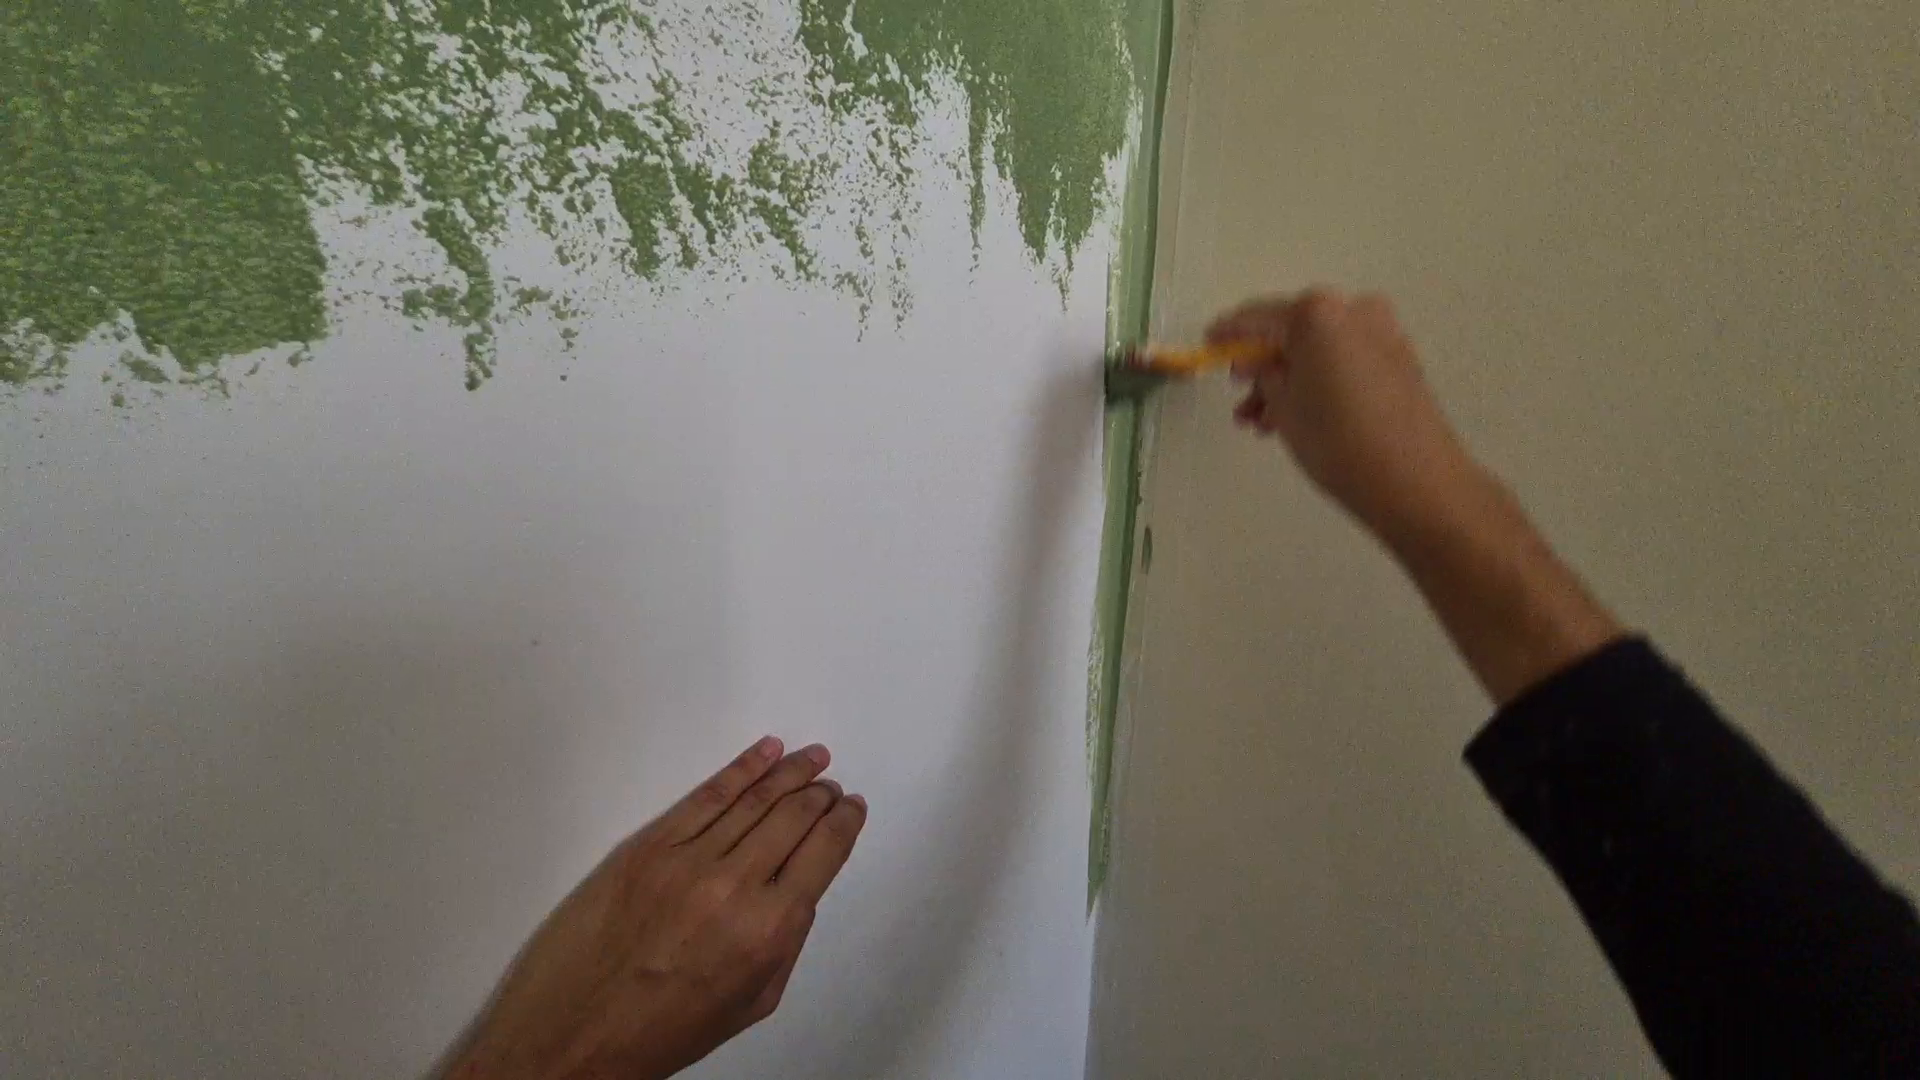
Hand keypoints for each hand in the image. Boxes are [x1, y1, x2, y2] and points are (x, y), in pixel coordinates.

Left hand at [442, 737, 867, 1079]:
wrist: (570, 1040)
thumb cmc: (667, 1029)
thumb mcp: (754, 1000)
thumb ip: (790, 937)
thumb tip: (805, 881)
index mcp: (770, 929)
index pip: (825, 850)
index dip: (845, 820)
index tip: (852, 806)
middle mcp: (737, 886)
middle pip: (795, 815)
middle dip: (821, 794)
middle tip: (831, 783)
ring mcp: (690, 859)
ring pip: (757, 797)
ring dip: (792, 771)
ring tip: (812, 756)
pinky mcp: (650, 844)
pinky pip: (709, 793)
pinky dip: (744, 767)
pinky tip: (767, 751)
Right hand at [1210, 288, 1478, 535]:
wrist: (1412, 479)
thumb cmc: (1335, 438)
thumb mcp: (1281, 405)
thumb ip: (1263, 374)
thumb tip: (1261, 363)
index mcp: (1317, 314)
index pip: (1257, 317)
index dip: (1227, 333)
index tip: (1208, 345)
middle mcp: (1352, 310)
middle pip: (1291, 331)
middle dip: (1261, 363)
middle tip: (1240, 393)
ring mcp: (1381, 333)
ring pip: (1316, 351)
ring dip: (1285, 380)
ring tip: (1262, 422)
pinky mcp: (1397, 360)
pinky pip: (1340, 361)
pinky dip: (1314, 382)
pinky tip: (1294, 417)